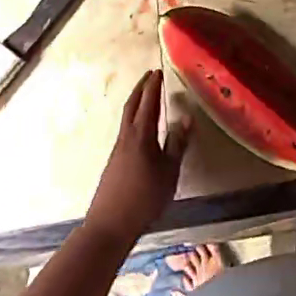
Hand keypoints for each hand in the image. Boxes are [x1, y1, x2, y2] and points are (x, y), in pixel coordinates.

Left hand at [83, 71, 187, 242]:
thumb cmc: (144, 198)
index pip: (148, 103)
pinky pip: (125, 129)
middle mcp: (126, 137)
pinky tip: (140, 128)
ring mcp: (118, 149)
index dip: (153, 86)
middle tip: (150, 75)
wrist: (110, 223)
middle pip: (132, 105)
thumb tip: (186, 119)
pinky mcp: (115, 160)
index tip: (158, 71)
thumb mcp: (169, 172)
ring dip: (136, 102)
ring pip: (127, 117)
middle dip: (141, 88)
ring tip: (146, 96)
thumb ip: (177, 145)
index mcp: (141, 135)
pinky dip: (134, 118)